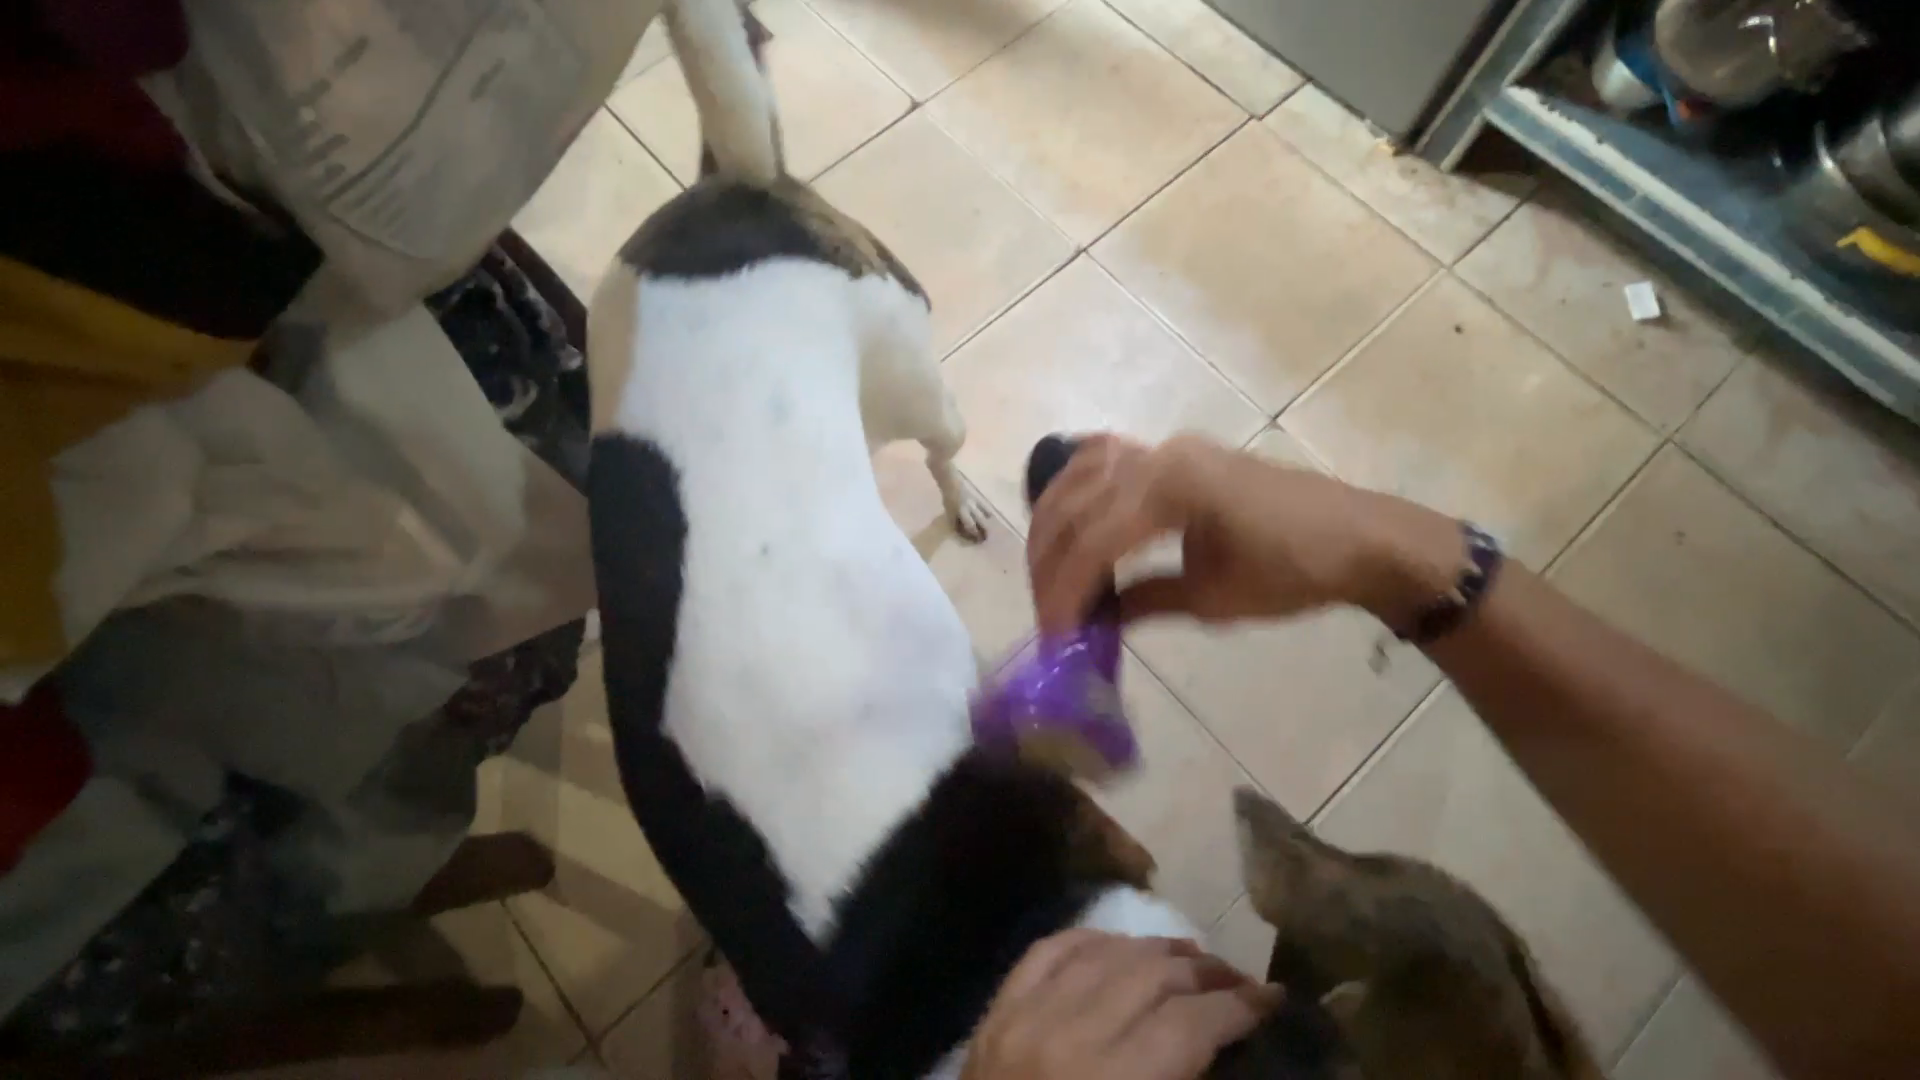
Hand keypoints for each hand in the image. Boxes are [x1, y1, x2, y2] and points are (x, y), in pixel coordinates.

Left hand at [962, 931, 1278, 1079]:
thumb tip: (1220, 1049)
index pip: (1189, 1024)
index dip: (1238, 1006)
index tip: (1271, 997)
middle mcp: (1070, 1035)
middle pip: (1151, 976)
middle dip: (1205, 972)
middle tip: (1237, 978)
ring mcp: (1027, 1014)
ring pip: (1106, 953)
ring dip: (1155, 948)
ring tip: (1190, 956)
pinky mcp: (999, 1008)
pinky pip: (1051, 950)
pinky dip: (1090, 939)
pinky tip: (1118, 943)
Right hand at [1028, 434, 1457, 635]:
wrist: (1358, 537)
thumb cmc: (1295, 573)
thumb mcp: (1214, 600)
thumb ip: (1144, 601)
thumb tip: (1092, 620)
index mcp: (1174, 490)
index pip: (1094, 542)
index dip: (1064, 590)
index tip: (1054, 635)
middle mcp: (1160, 456)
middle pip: (1075, 506)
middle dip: (1049, 561)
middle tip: (1043, 609)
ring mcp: (1166, 447)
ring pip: (1079, 475)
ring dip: (1052, 522)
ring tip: (1044, 569)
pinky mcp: (1176, 452)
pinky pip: (1104, 457)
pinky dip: (1074, 486)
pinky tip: (1063, 512)